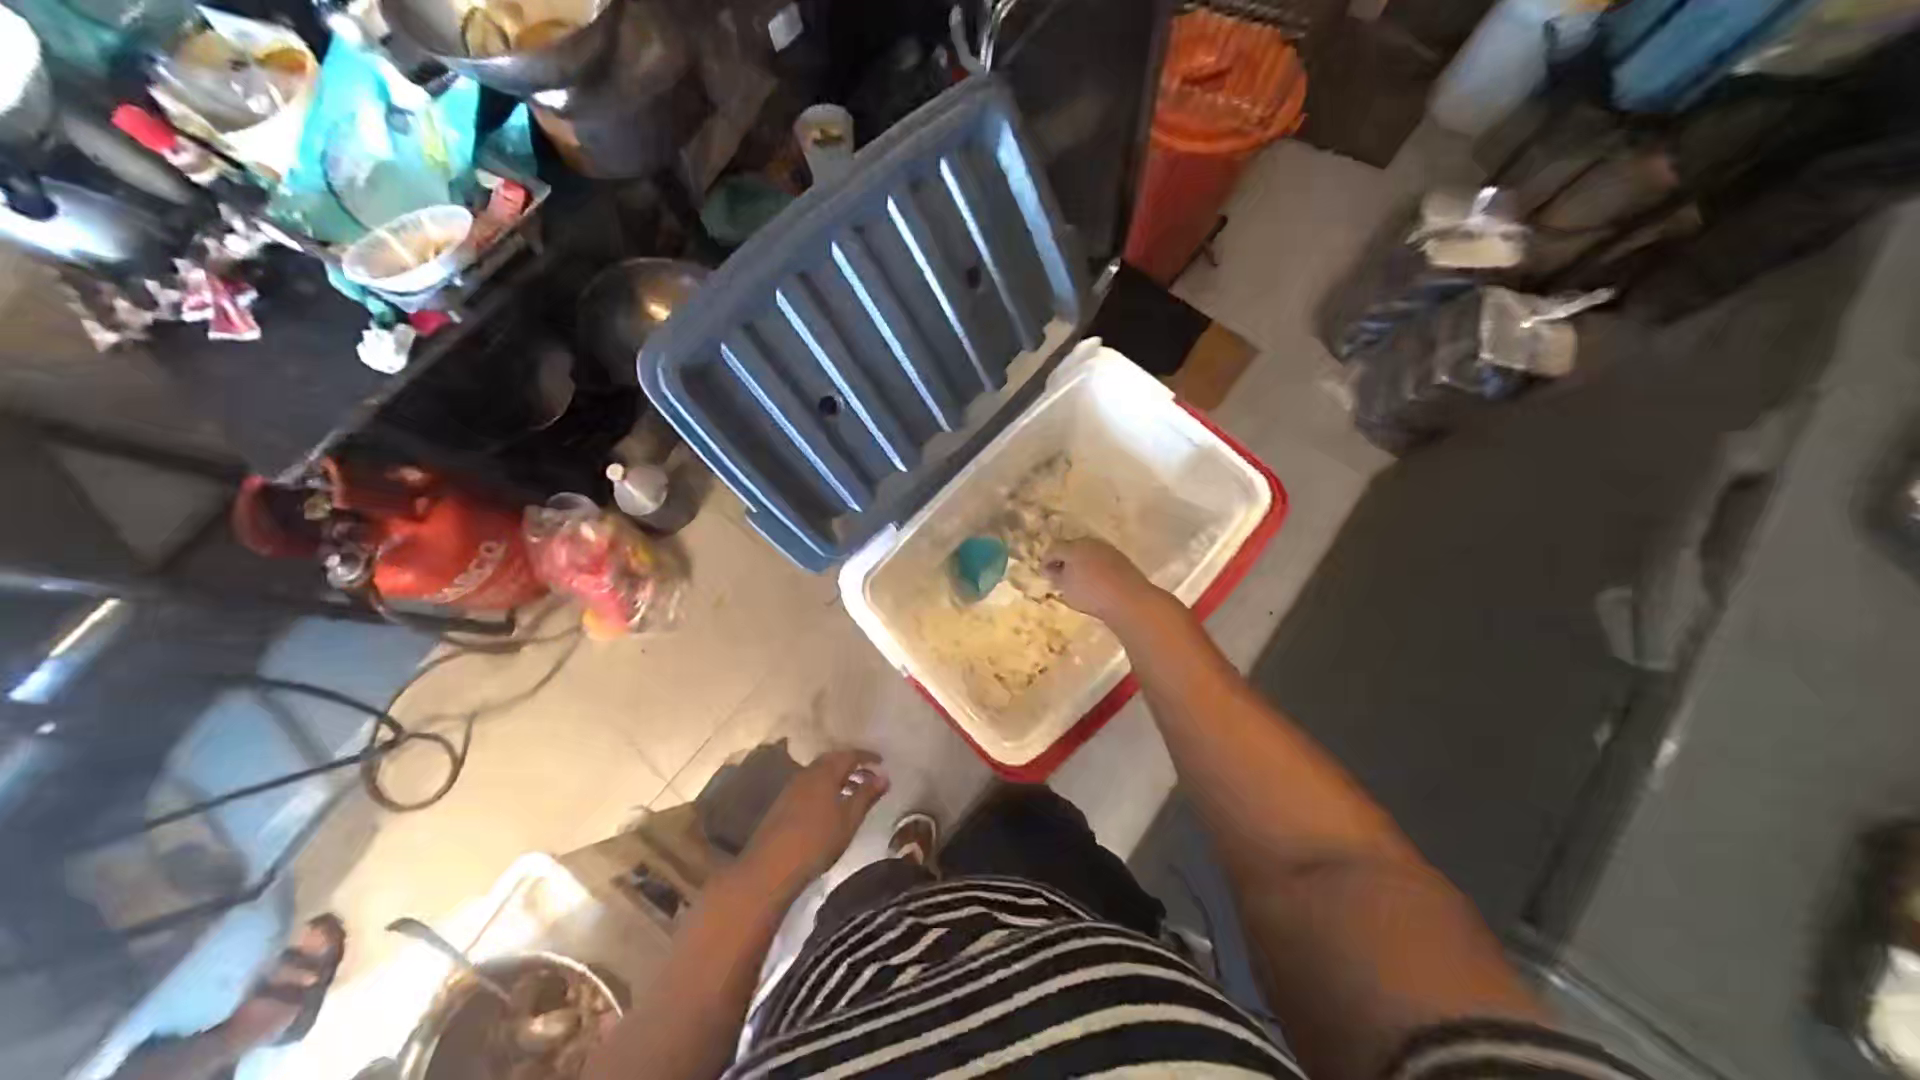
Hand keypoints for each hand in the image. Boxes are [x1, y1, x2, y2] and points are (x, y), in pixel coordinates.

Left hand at [742, 749, 888, 892]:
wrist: (772, 866)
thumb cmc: (818, 840)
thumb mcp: (849, 819)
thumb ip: (867, 795)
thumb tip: (884, 776)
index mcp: (825, 772)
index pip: (849, 754)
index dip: (867, 757)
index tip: (881, 762)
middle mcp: (807, 773)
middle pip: (832, 760)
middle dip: (852, 765)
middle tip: (868, 775)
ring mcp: (792, 787)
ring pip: (819, 773)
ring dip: (838, 777)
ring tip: (853, 792)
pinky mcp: (783, 802)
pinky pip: (810, 785)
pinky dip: (825, 787)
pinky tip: (831, 806)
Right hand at [1044, 539, 1158, 621]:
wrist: (1129, 600)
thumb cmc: (1090, 593)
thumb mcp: (1065, 588)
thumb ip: (1056, 576)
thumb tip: (1052, 569)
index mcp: (1074, 547)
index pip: (1054, 549)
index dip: (1046, 561)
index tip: (1043, 573)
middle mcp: (1091, 543)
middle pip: (1072, 548)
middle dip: (1065, 560)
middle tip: (1060, 575)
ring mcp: (1108, 550)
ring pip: (1089, 553)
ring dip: (1081, 563)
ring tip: (1078, 580)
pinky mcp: (1122, 560)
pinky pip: (1102, 561)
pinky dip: (1095, 568)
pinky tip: (1096, 582)